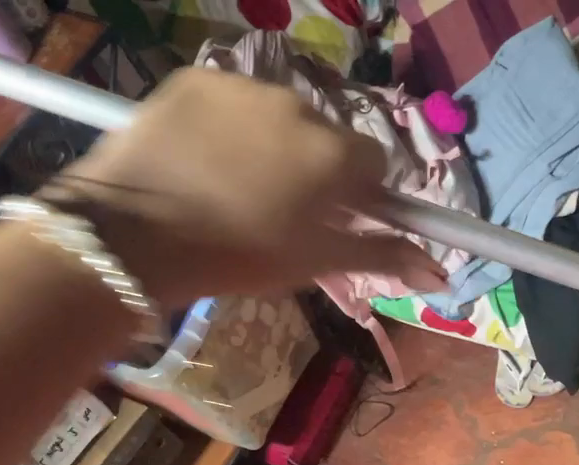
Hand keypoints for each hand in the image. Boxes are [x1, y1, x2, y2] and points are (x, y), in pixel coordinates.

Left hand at [41, 67, 445, 306]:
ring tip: (239, 186)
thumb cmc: (242, 255)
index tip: (340, 217)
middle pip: (327, 137)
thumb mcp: (318, 262)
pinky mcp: (195, 78)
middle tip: (285, 210)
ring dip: (275, 145)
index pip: (375, 161)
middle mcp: (298, 106)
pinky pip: (233, 102)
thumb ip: (384, 256)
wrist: (138, 235)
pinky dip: (231, 127)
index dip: (363, 192)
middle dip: (318, 168)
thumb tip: (440, 271)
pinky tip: (208, 161)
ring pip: (280, 117)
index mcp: (335, 153)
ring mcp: (243, 87)